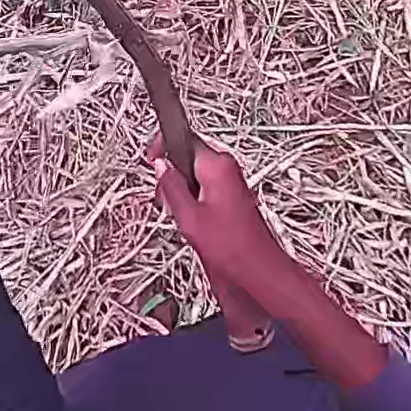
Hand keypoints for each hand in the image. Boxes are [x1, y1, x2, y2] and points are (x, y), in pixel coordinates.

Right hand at [149, 135, 290, 286]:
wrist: (259, 272)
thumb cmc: (233, 248)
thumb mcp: (188, 217)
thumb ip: (170, 186)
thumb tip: (160, 166)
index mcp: (217, 165)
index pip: (182, 137)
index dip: (161, 147)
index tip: (151, 160)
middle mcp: (226, 166)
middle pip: (186, 157)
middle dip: (171, 176)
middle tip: (166, 199)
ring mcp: (231, 180)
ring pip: (194, 173)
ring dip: (181, 190)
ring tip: (181, 215)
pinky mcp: (232, 194)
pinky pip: (204, 186)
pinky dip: (193, 199)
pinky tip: (192, 220)